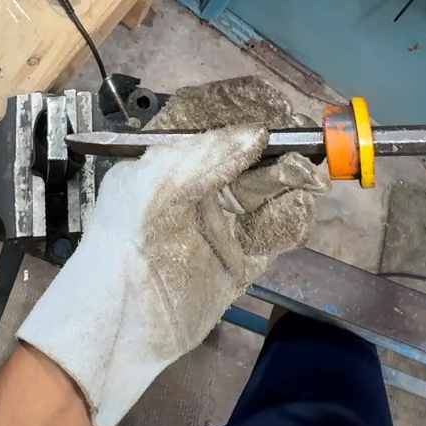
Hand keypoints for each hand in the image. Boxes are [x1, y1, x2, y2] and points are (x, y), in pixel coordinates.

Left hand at [17, 125, 325, 425]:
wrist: (118, 317)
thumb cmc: (130, 232)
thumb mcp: (159, 179)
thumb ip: (209, 153)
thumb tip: (257, 132)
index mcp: (171, 161)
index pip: (217, 126)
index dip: (247, 114)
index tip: (277, 107)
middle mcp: (199, 188)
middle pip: (249, 159)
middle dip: (277, 149)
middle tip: (304, 142)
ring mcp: (221, 226)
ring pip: (267, 194)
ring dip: (290, 182)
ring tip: (308, 174)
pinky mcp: (239, 263)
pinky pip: (273, 235)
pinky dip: (291, 220)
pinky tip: (301, 207)